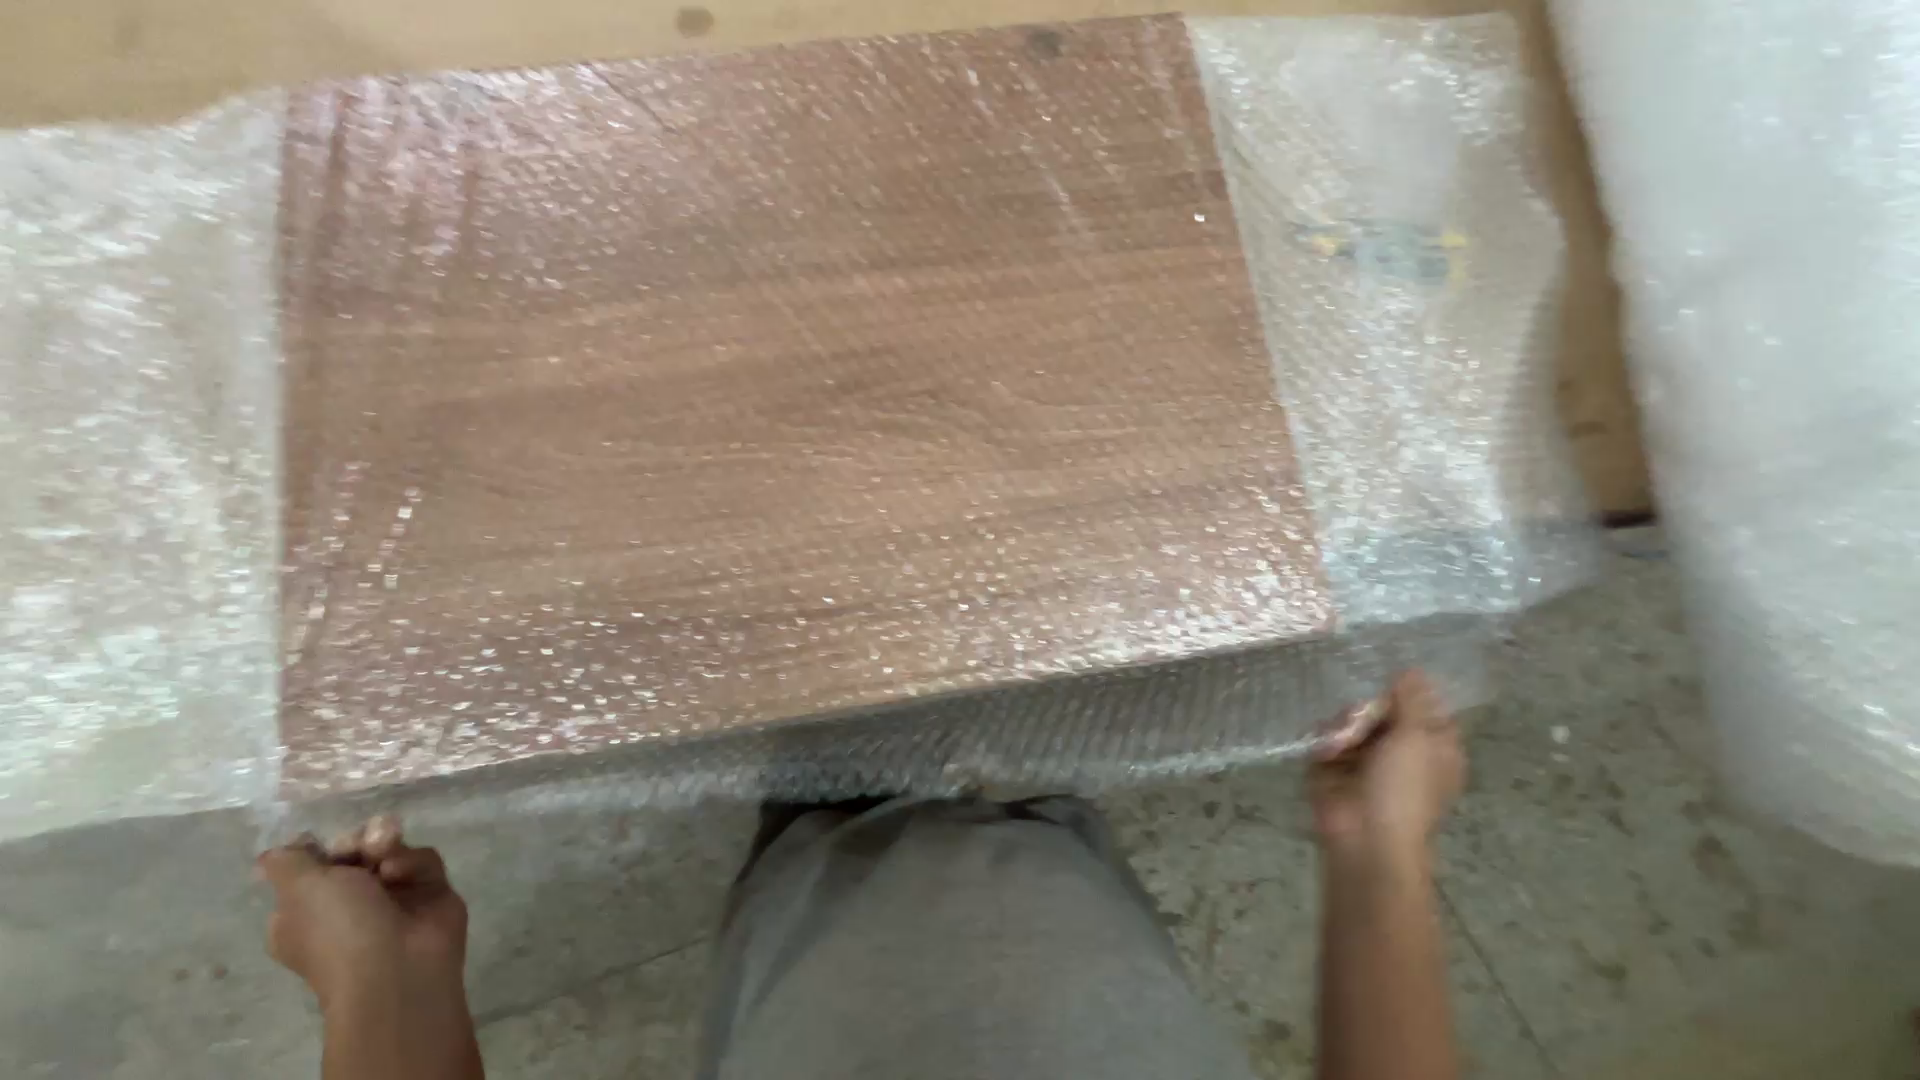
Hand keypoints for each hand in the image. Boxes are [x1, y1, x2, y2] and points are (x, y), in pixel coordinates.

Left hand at [256, 817, 468, 1014]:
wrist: (397, 964)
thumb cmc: (337, 929)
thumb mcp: (298, 890)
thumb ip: (286, 862)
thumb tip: (277, 851)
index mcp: (305, 911)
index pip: (313, 864)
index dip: (321, 847)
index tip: (324, 844)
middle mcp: (346, 903)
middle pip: (354, 851)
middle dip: (359, 840)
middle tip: (365, 846)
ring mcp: (390, 896)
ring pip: (391, 850)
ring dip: (388, 846)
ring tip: (387, 860)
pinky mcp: (428, 891)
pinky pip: (422, 860)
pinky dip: (414, 862)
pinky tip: (405, 874)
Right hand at [1309, 670, 1465, 865]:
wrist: (1364, 836)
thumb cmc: (1403, 789)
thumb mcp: (1417, 738)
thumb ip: (1411, 700)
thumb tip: (1412, 668)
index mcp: (1434, 746)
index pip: (1424, 706)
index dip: (1410, 691)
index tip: (1392, 676)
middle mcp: (1401, 749)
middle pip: (1383, 707)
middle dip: (1369, 708)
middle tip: (1364, 715)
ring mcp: (1365, 757)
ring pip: (1351, 719)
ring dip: (1345, 724)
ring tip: (1343, 740)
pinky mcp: (1332, 765)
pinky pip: (1326, 736)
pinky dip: (1325, 738)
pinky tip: (1327, 748)